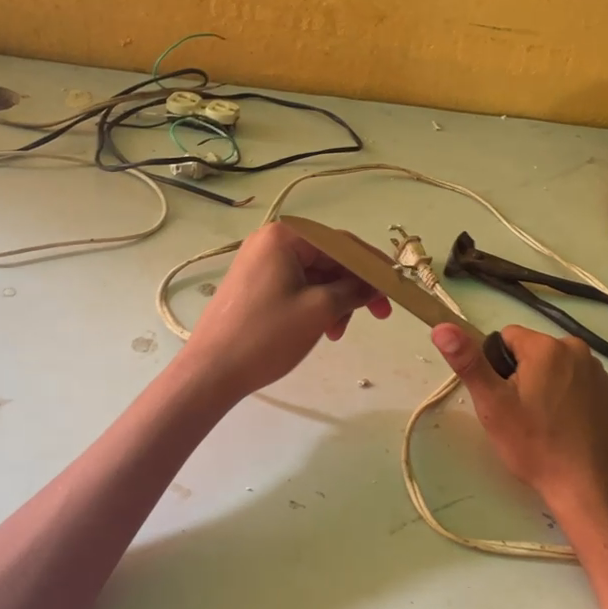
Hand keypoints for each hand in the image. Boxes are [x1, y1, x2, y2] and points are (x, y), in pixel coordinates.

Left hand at [181, 222, 391, 399]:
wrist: (211, 372)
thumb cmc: (266, 335)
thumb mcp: (319, 310)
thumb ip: (354, 290)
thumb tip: (376, 284)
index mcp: (285, 236)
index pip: (343, 242)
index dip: (373, 264)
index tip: (396, 287)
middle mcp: (271, 241)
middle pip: (330, 258)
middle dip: (354, 287)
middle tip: (378, 315)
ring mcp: (261, 263)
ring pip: (316, 275)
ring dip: (336, 300)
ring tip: (338, 332)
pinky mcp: (256, 285)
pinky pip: (298, 286)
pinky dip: (317, 305)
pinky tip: (323, 330)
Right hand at [431, 323, 607, 513]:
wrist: (585, 484)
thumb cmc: (533, 444)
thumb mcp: (492, 404)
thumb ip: (468, 362)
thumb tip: (442, 328)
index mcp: (546, 346)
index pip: (506, 338)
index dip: (497, 367)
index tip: (503, 398)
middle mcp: (576, 347)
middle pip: (530, 351)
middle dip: (520, 375)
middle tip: (519, 414)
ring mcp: (595, 368)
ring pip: (552, 365)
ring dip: (543, 383)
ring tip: (541, 421)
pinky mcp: (607, 388)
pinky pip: (573, 379)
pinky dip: (564, 393)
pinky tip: (562, 423)